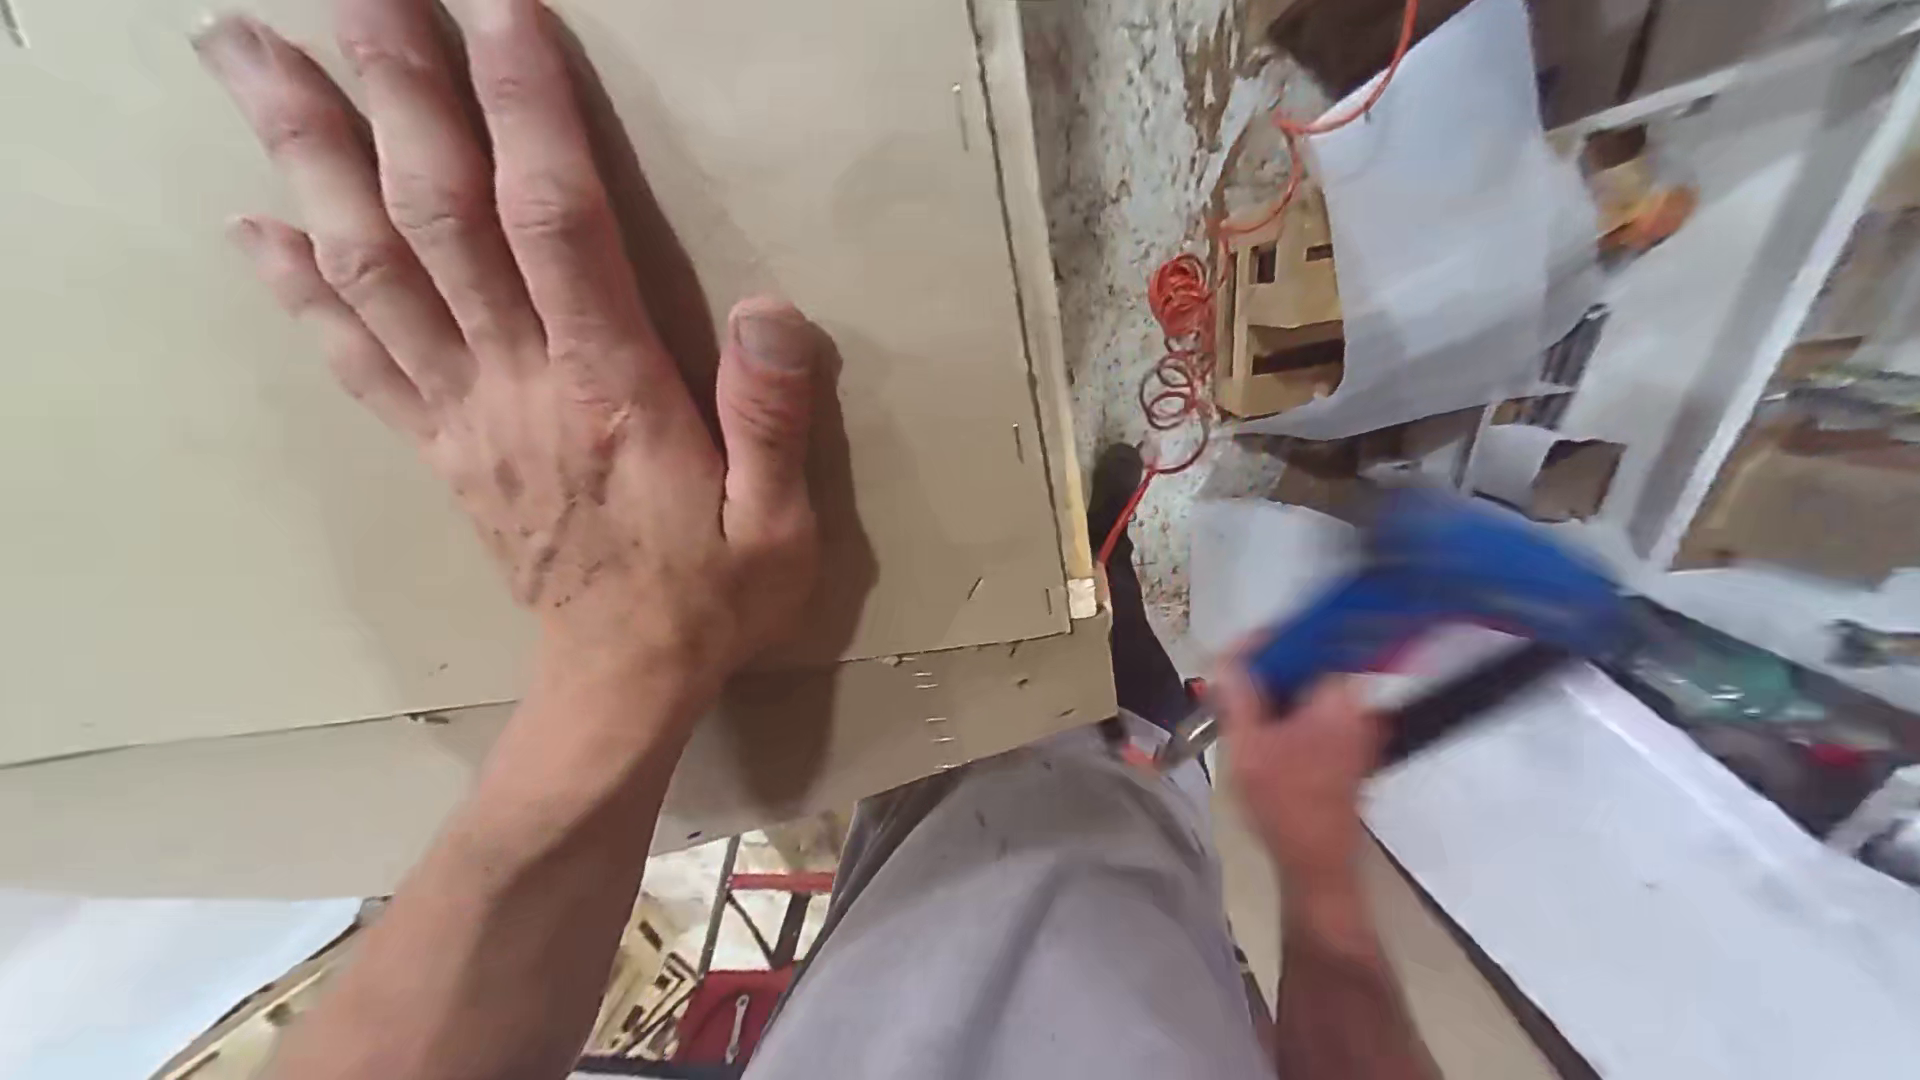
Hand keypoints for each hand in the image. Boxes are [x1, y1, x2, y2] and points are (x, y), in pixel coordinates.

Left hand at [196, 0, 825, 703]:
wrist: (625, 679)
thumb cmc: (714, 599)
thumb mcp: (778, 524)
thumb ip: (773, 422)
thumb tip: (770, 313)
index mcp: (612, 398)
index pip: (557, 229)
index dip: (529, 115)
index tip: (503, 13)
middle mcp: (521, 389)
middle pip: (441, 221)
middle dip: (397, 93)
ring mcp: (469, 421)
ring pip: (374, 272)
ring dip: (311, 157)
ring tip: (250, 54)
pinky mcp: (449, 456)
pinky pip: (361, 361)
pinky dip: (304, 290)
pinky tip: (258, 229)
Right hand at [1216, 665, 1385, 891]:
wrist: (1315, 863)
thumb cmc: (1282, 802)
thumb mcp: (1246, 743)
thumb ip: (1237, 693)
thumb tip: (1229, 656)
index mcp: (1339, 701)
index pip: (1310, 644)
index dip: (1271, 641)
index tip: (1238, 651)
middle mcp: (1358, 709)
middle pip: (1309, 664)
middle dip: (1267, 666)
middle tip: (1231, 677)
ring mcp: (1357, 729)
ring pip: (1309, 688)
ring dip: (1275, 688)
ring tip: (1239, 700)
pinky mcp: (1350, 747)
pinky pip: (1315, 710)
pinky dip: (1288, 709)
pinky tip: (1259, 724)